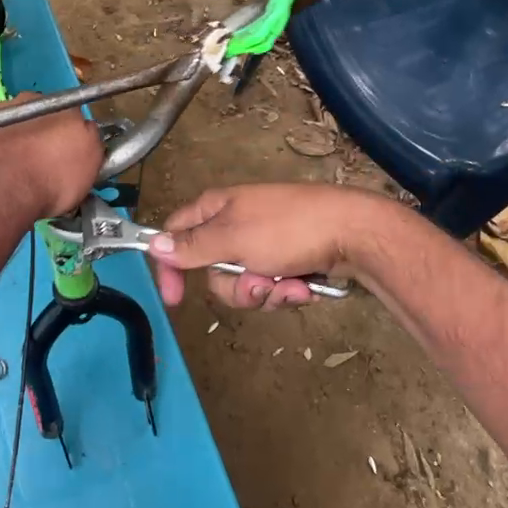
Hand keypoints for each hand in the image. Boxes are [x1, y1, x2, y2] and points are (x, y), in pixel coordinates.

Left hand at [0, 94, 101, 220]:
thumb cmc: (52, 181)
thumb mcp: (91, 164)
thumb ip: (90, 139)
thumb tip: (85, 132)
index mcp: (60, 105)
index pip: (70, 114)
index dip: (69, 135)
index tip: (66, 155)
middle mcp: (26, 100)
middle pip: (38, 115)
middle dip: (39, 133)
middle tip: (40, 162)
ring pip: (9, 124)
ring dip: (12, 140)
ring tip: (13, 170)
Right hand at [148, 184, 388, 309]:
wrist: (354, 232)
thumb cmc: (289, 229)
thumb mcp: (233, 239)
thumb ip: (192, 246)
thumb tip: (153, 244)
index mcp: (216, 209)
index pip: (176, 235)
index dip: (171, 265)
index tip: (174, 297)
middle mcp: (235, 224)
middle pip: (213, 270)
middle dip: (237, 286)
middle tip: (258, 283)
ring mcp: (263, 243)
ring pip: (244, 284)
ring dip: (266, 292)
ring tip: (291, 284)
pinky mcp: (287, 259)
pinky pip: (271, 286)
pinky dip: (286, 290)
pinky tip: (305, 285)